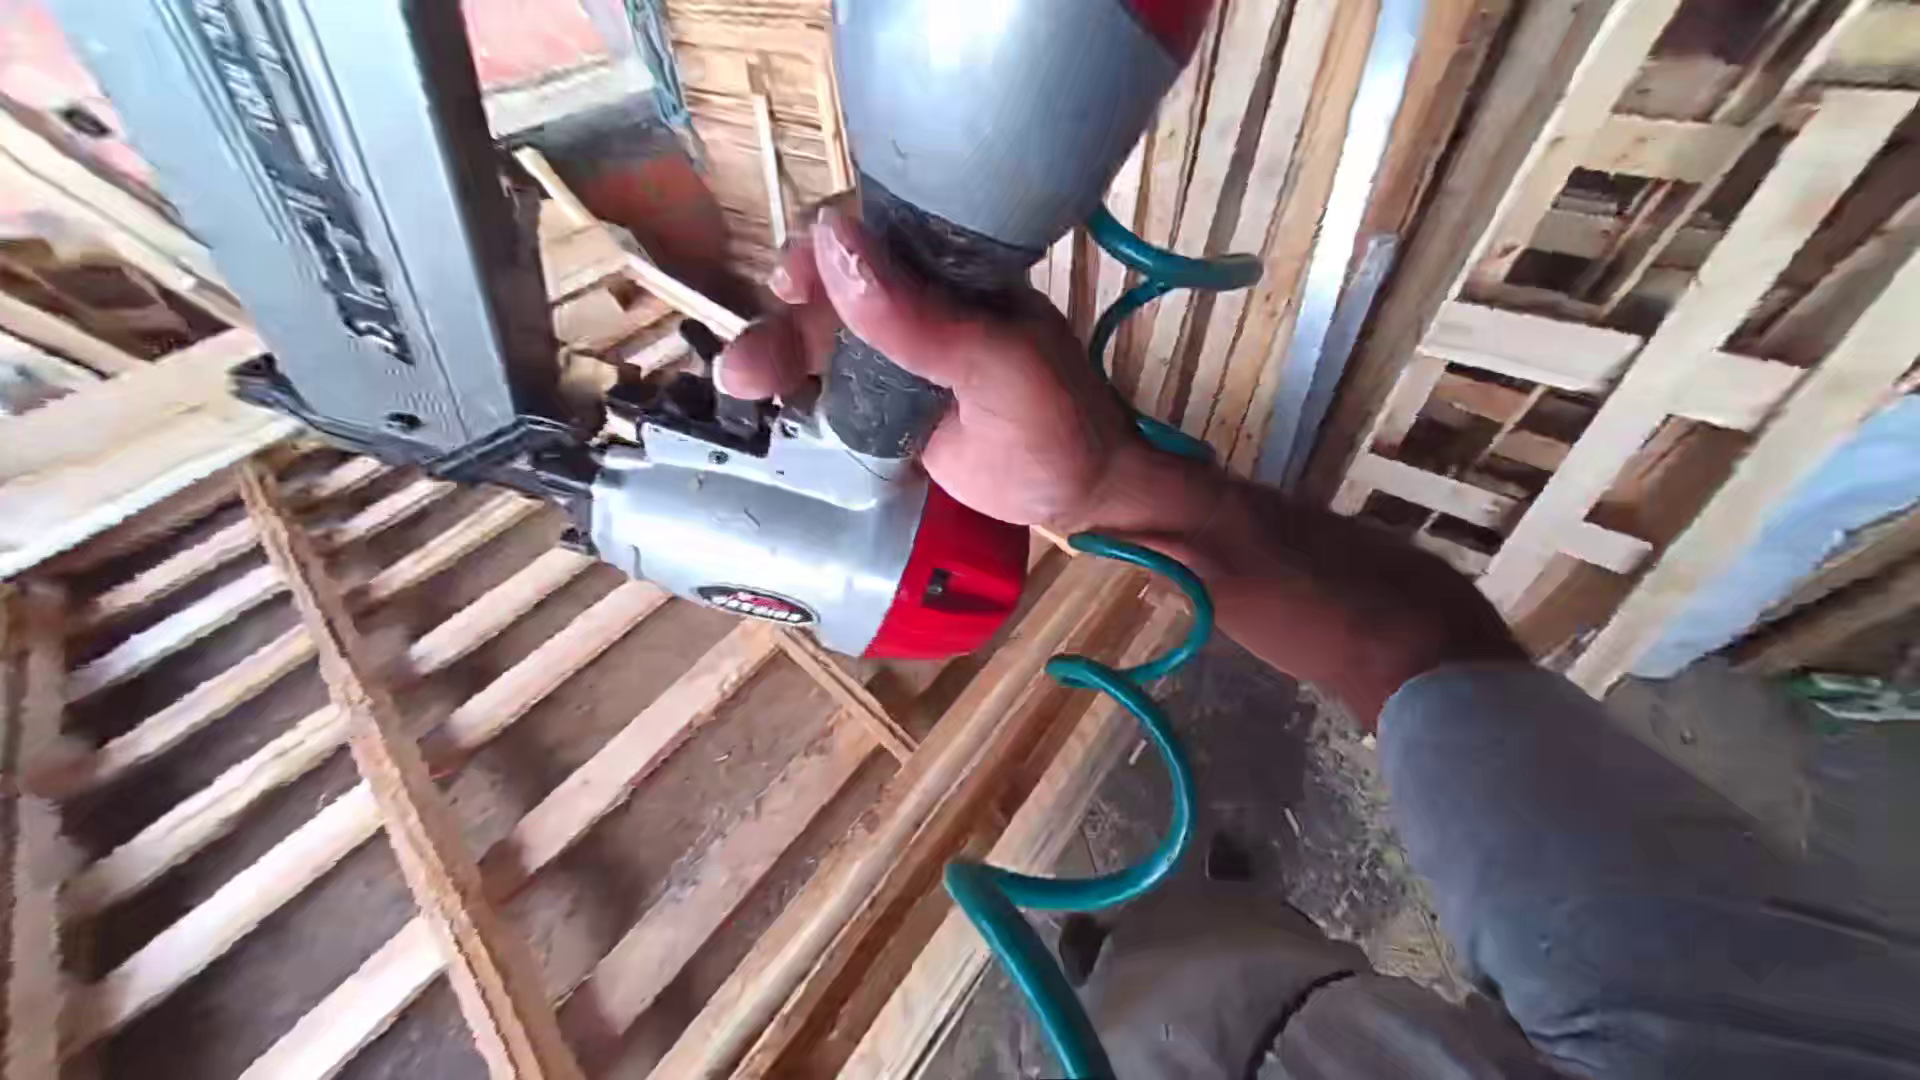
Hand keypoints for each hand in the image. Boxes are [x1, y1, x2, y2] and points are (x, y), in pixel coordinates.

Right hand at [716, 207, 1161, 531]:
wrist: (1071, 493)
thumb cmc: (1053, 426)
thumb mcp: (995, 369)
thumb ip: (919, 320)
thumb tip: (833, 243)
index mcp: (951, 271)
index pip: (873, 232)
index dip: (823, 247)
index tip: (793, 282)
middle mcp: (916, 303)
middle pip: (831, 288)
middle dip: (784, 316)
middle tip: (752, 361)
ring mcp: (896, 355)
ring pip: (820, 337)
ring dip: (775, 352)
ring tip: (741, 383)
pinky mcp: (884, 403)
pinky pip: (828, 384)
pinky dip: (794, 389)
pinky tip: (763, 401)